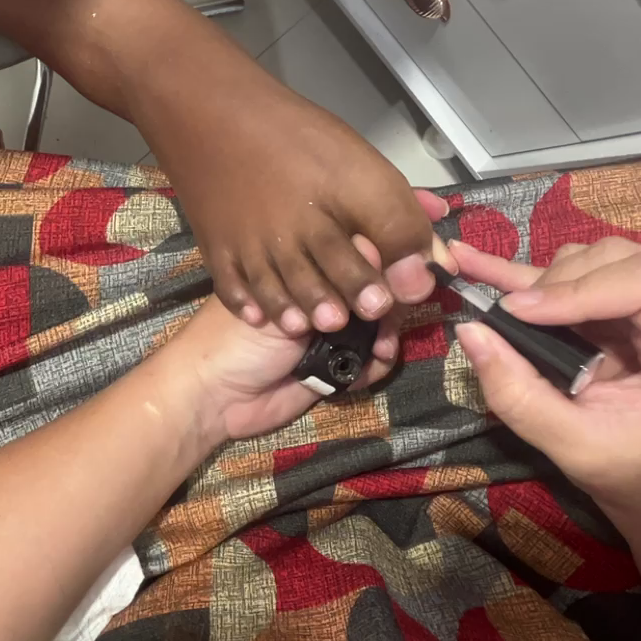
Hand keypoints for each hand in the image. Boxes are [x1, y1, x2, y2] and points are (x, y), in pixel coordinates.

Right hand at [138, 62, 439, 335]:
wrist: (204, 111)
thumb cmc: (289, 131)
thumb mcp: (355, 158)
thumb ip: (398, 211)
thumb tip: (437, 254)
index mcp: (339, 194)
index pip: (383, 244)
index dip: (398, 274)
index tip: (402, 293)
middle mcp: (297, 225)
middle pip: (333, 276)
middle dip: (352, 299)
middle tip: (360, 314)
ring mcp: (253, 242)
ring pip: (286, 293)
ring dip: (306, 310)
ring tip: (319, 322)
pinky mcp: (217, 249)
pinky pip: (237, 289)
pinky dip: (253, 304)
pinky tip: (266, 315)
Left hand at [170, 235, 401, 448]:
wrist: (214, 397)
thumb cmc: (237, 335)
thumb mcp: (291, 298)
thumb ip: (340, 271)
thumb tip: (392, 243)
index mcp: (302, 261)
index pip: (361, 245)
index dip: (395, 250)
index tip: (426, 258)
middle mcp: (319, 289)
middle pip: (377, 285)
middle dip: (395, 299)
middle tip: (396, 313)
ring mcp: (328, 328)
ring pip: (380, 323)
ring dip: (389, 334)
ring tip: (383, 346)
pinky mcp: (332, 365)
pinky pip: (370, 359)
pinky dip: (376, 363)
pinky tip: (372, 365)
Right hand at [449, 236, 640, 530]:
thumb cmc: (632, 472)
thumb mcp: (573, 447)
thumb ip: (520, 394)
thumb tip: (469, 330)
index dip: (579, 288)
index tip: (517, 311)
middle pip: (624, 261)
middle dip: (558, 283)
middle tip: (512, 317)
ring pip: (603, 257)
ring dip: (550, 280)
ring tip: (515, 313)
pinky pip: (588, 270)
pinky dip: (535, 273)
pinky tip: (477, 260)